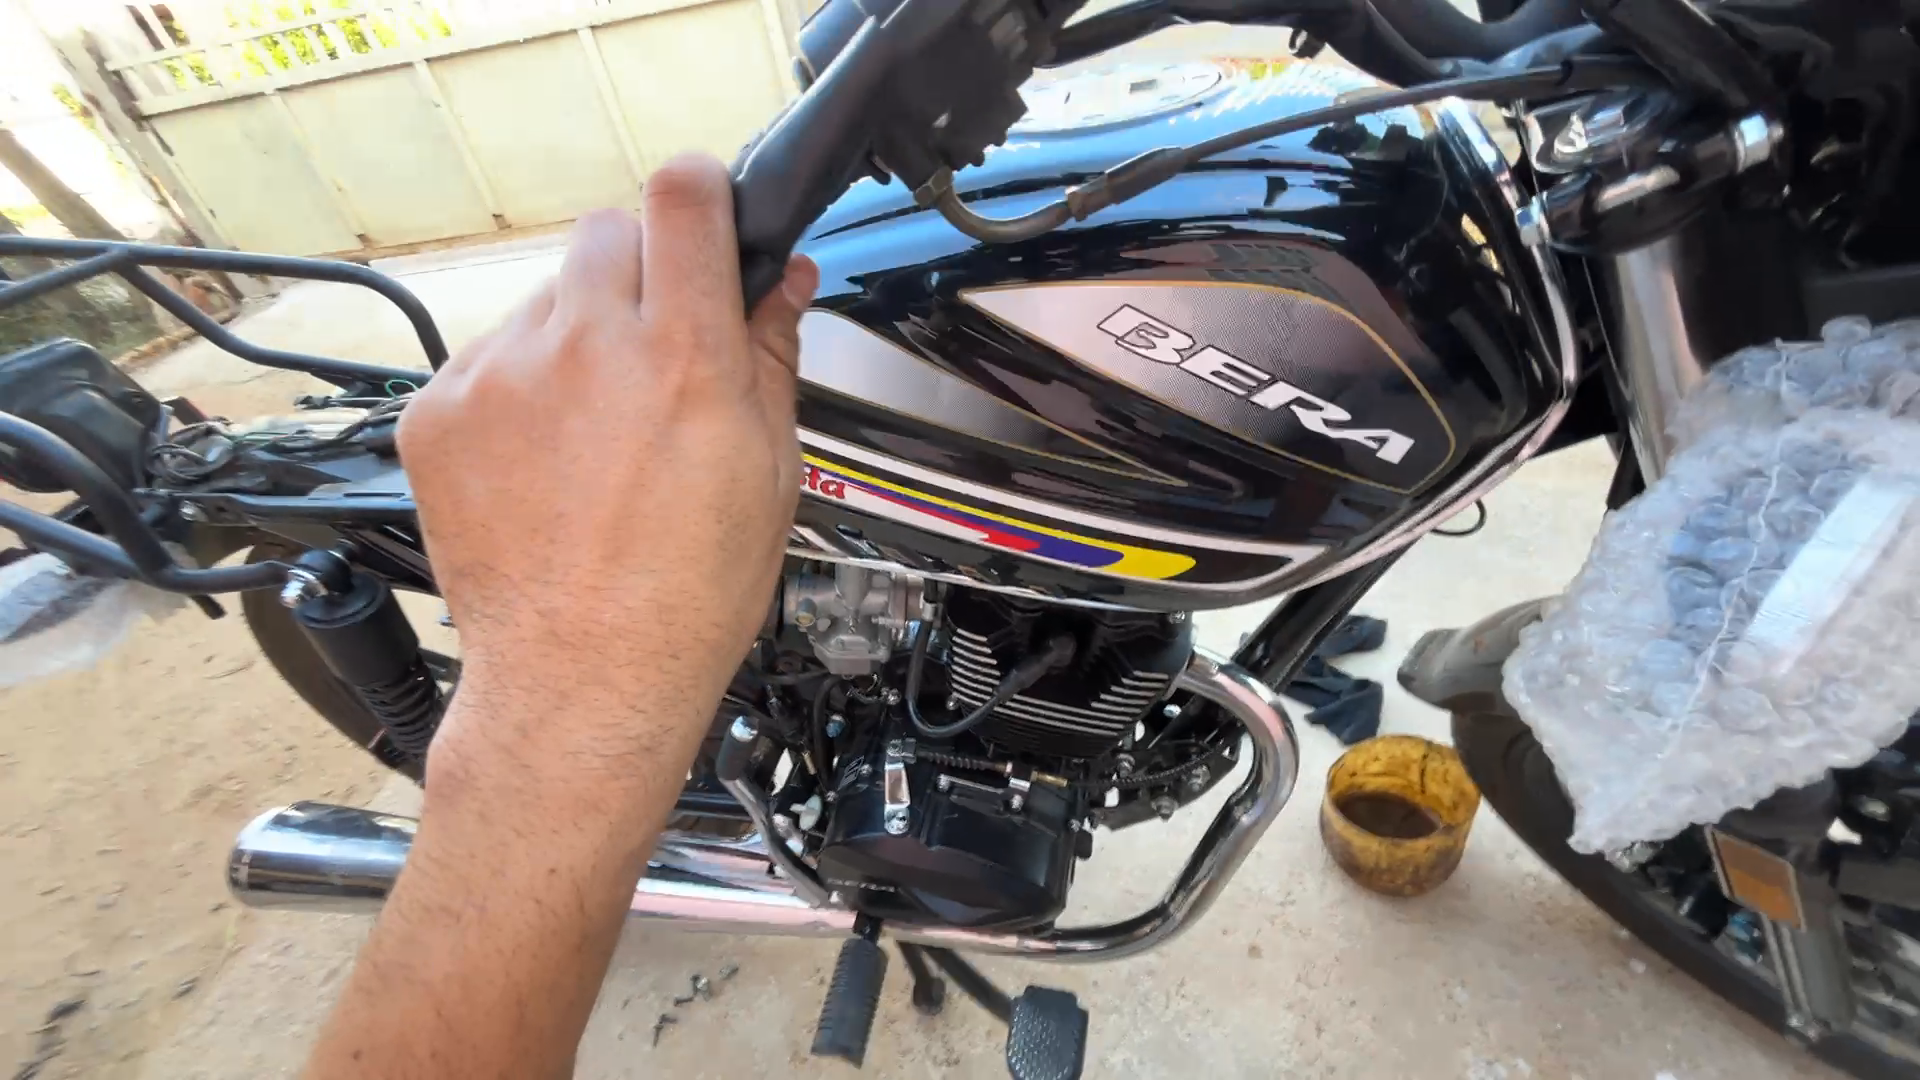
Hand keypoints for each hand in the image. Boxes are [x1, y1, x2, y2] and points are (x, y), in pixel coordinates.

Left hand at [398, 154, 817, 767]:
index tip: (710, 207)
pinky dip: (531, 385)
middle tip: (664, 349)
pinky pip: (494, 356)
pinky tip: (558, 456)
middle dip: (647, 275)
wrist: (590, 675)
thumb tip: (784, 286)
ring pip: (552, 297)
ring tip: (608, 426)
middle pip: (611, 233)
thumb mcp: (771, 472)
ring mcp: (501, 378)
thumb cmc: (693, 592)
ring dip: (587, 334)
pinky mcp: (441, 412)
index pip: (685, 200)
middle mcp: (587, 352)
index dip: (705, 188)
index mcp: (685, 364)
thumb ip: (773, 358)